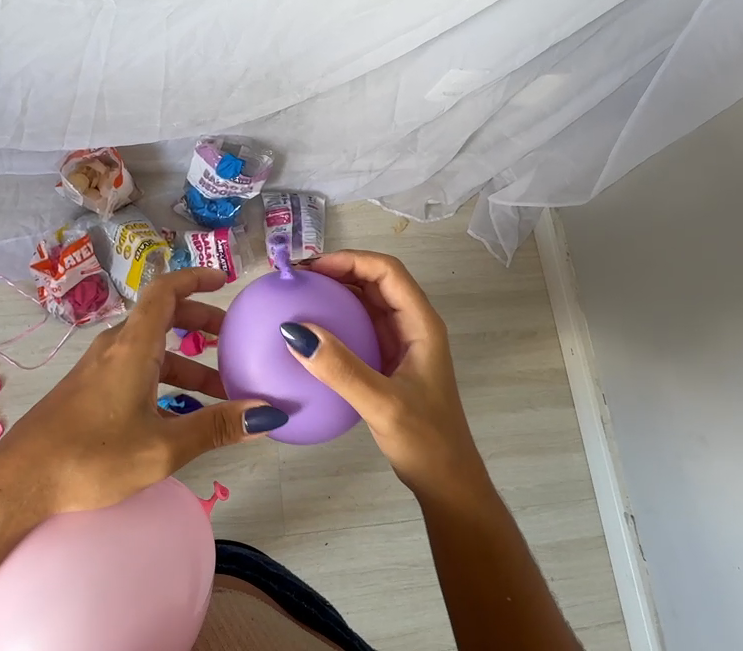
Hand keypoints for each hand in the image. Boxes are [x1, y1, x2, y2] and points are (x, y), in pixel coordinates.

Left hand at [0, 267, 286, 517]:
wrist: (18, 484)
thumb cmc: (92, 458)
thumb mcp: (163, 447)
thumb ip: (217, 427)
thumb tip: (269, 414)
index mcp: (133, 347)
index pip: (166, 290)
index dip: (196, 278)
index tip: (224, 281)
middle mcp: (115, 348)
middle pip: (162, 318)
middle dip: (201, 324)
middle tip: (232, 341)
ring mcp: (97, 370)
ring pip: (150, 351)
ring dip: (186, 363)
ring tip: (218, 393)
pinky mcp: (87, 393)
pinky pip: (135, 371)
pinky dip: (163, 381)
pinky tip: (178, 419)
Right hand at [282, 251, 486, 497]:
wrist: (447, 481)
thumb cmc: (426, 440)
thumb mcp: (382, 403)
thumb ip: (341, 368)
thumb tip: (295, 331)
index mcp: (422, 323)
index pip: (387, 271)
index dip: (351, 260)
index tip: (312, 268)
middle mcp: (412, 325)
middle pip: (375, 281)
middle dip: (338, 271)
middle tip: (296, 278)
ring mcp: (400, 344)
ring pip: (366, 303)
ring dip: (335, 294)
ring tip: (297, 296)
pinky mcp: (387, 362)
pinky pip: (359, 329)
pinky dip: (335, 322)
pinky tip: (309, 334)